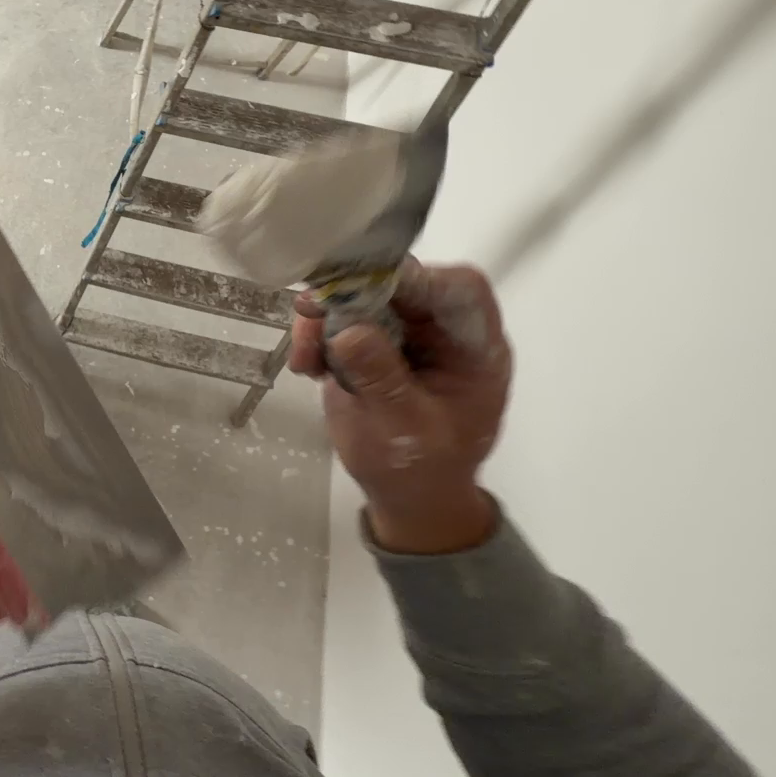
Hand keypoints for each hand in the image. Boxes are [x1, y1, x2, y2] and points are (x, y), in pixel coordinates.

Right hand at [289, 260, 512, 553]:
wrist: (406, 497)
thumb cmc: (420, 470)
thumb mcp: (404, 429)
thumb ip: (381, 380)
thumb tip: (348, 332)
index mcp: (471, 349)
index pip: (458, 291)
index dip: (415, 279)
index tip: (360, 290)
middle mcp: (439, 333)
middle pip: (399, 285)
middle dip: (350, 294)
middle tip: (309, 311)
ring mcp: (402, 337)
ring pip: (359, 298)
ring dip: (322, 320)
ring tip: (304, 358)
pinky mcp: (368, 345)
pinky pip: (337, 321)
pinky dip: (314, 337)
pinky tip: (306, 367)